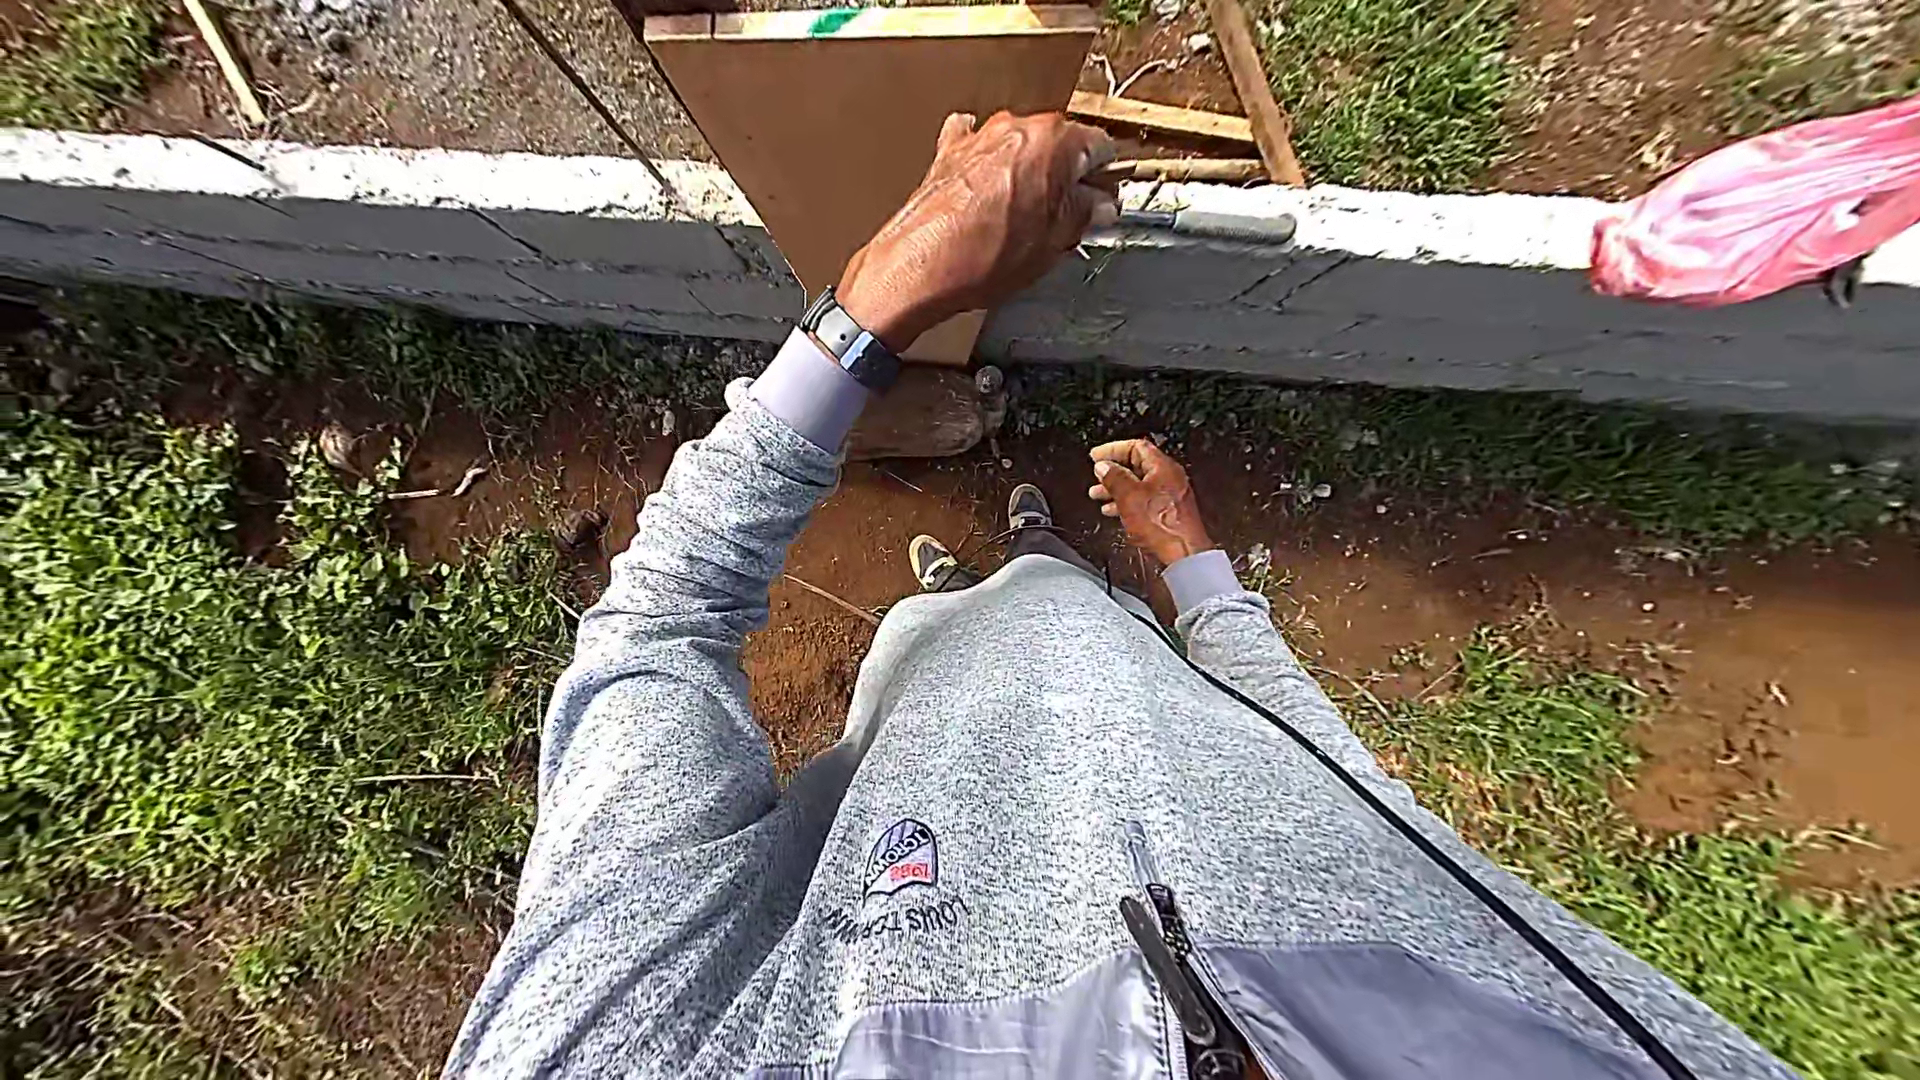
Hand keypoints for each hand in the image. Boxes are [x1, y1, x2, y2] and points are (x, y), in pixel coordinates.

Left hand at [837, 111, 1118, 351]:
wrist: (918, 269)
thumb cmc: (977, 259)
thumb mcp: (1049, 247)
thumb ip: (1080, 217)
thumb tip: (1096, 207)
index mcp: (1053, 141)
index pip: (1099, 148)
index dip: (1104, 181)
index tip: (1102, 203)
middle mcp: (1015, 128)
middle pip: (1058, 146)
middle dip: (1064, 181)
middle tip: (1064, 222)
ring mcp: (978, 138)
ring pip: (1019, 152)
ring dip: (1026, 180)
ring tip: (1020, 227)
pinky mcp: (949, 155)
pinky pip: (980, 157)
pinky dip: (988, 176)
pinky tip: (987, 205)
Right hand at [1087, 439, 1215, 565]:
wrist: (1183, 552)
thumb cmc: (1162, 525)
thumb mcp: (1129, 497)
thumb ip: (1114, 478)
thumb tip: (1103, 466)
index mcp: (1163, 468)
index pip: (1136, 447)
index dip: (1113, 449)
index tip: (1097, 455)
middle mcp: (1170, 478)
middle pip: (1137, 466)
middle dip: (1113, 470)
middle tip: (1097, 474)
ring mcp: (1170, 495)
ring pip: (1138, 484)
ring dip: (1117, 488)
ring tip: (1099, 494)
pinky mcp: (1169, 512)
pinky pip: (1144, 499)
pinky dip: (1127, 501)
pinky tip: (1115, 510)